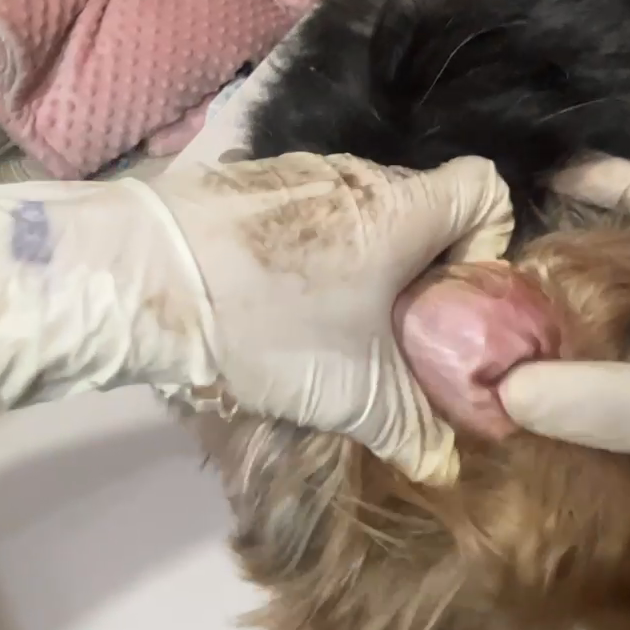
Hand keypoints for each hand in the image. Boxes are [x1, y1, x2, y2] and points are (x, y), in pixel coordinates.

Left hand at [0, 153, 513, 482]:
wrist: (142, 272)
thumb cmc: (269, 321)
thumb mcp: (351, 391)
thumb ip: (412, 426)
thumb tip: (445, 460)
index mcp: (402, 209)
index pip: (485, 188)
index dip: (486, 239)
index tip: (449, 295)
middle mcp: (361, 175)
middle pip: (424, 207)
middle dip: (422, 267)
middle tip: (390, 327)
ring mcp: (305, 169)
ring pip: (366, 210)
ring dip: (367, 258)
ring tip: (327, 315)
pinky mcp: (257, 179)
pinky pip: (315, 208)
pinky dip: (318, 245)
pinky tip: (275, 292)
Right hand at [496, 156, 629, 601]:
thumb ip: (614, 402)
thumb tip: (507, 385)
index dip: (613, 176)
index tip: (551, 179)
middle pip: (622, 253)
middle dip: (562, 244)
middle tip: (498, 260)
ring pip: (604, 314)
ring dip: (553, 313)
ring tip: (495, 320)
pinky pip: (597, 375)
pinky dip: (558, 375)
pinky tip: (520, 391)